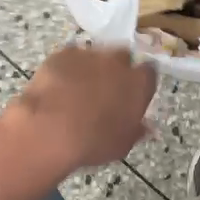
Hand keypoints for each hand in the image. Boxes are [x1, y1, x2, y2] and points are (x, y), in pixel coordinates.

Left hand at [6, 44, 157, 172]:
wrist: (51, 128)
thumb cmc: (93, 142)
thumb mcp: (121, 145)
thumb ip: (136, 130)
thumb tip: (146, 126)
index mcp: (138, 83)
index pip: (149, 72)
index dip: (140, 82)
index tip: (133, 93)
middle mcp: (117, 61)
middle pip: (122, 57)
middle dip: (116, 69)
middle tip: (105, 90)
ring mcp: (89, 54)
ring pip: (95, 55)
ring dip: (91, 67)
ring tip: (78, 89)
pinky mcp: (63, 53)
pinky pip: (69, 57)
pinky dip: (67, 68)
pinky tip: (58, 85)